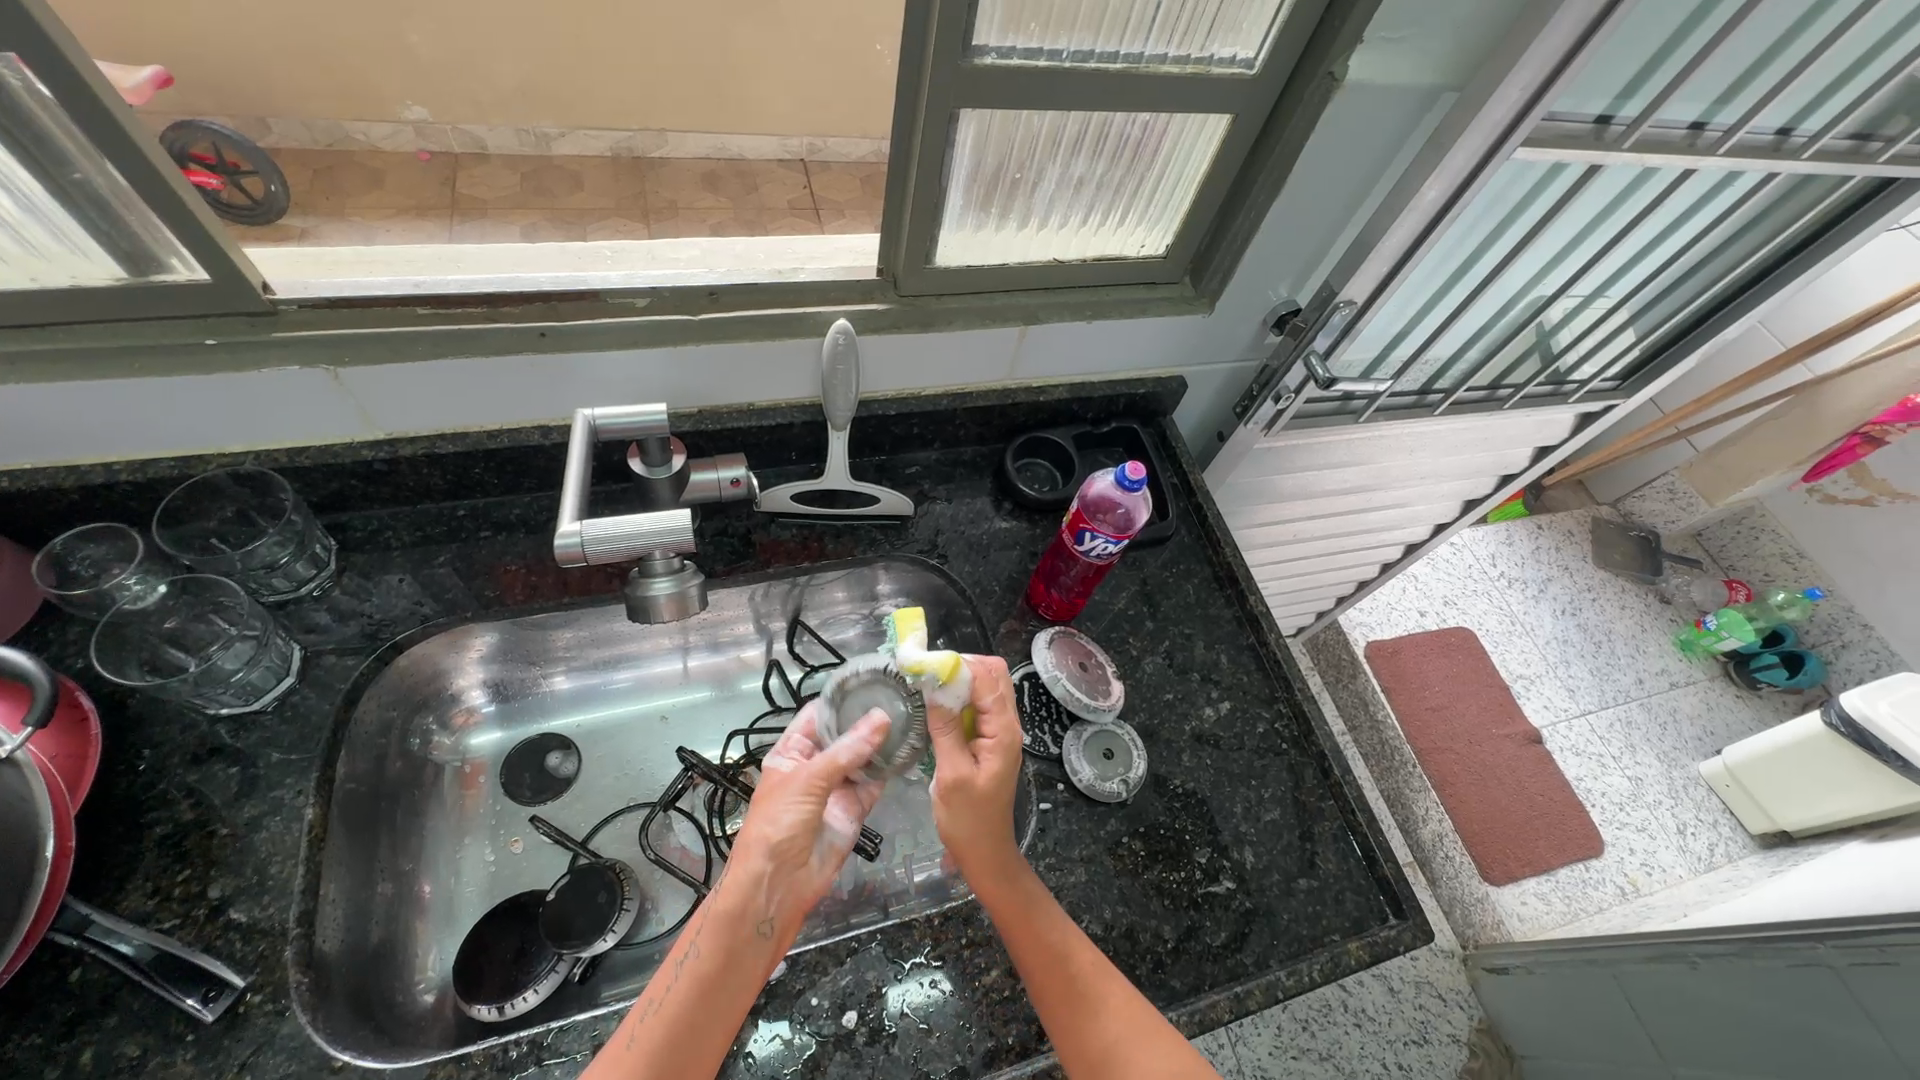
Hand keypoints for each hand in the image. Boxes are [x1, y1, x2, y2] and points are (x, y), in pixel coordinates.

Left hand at [721, 701, 889, 941]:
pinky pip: (875, 783)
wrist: (779, 884)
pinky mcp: (855, 808)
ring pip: (863, 757)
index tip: (871, 680)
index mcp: (792, 751)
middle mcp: (815, 765)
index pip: (818, 715)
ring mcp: (836, 787)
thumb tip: (882, 717)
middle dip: (868, 718)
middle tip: (901, 695)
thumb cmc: (778, 824)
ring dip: (882, 741)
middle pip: (845, 734)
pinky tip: (908, 748)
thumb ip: (848, 749)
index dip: (841, 699)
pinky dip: (890, 768)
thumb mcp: (808, 779)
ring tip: (911, 715)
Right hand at [927, 655, 1024, 878]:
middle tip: (927, 673)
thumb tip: (934, 687)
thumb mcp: (951, 774)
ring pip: (985, 688)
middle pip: (992, 675)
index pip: (987, 678)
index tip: (926, 664)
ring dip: (959, 681)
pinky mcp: (989, 740)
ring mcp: (1000, 732)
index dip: (958, 664)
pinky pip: (978, 707)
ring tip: (927, 685)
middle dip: (961, 666)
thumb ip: (945, 729)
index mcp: (1004, 731)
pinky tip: (936, 706)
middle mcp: (1007, 725)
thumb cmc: (968, 819)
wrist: (984, 852)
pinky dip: (959, 699)